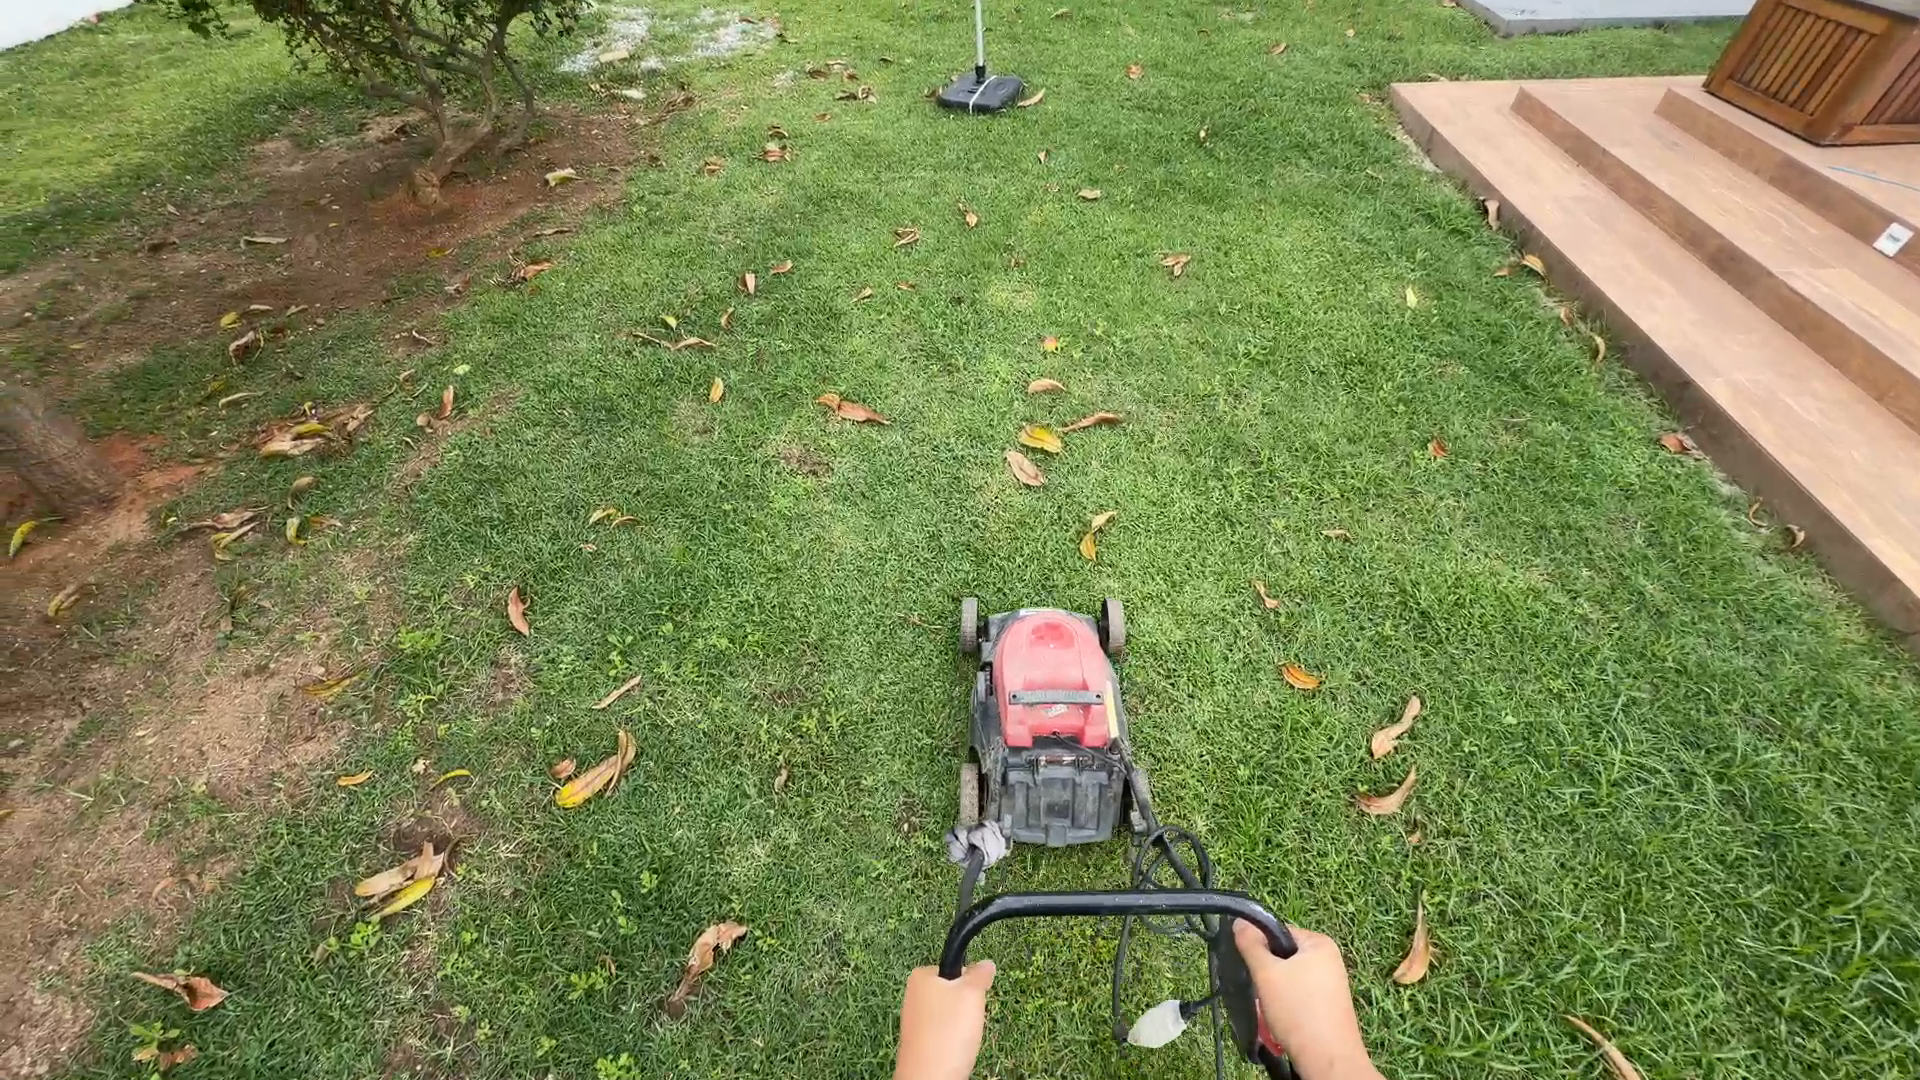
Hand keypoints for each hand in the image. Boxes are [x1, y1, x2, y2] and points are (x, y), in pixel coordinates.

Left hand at [894, 960, 995, 1079]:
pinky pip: (942, 1036)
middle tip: (968, 1021)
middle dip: (966, 1008)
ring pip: (950, 1017)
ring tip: (961, 1040)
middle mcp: (913, 995)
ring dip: (961, 1028)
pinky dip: (951, 1043)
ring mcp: (914, 1022)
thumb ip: (980, 974)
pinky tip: (954, 1053)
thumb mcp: (972, 993)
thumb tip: (986, 964)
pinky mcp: (918, 1044)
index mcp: (921, 976)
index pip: (955, 969)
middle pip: (953, 993)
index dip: (970, 983)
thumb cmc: (947, 1032)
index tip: (974, 998)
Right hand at [1233, 920, 1383, 1079]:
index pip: (1277, 933)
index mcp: (1320, 944)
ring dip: (1274, 993)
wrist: (1328, 1062)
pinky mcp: (1329, 1007)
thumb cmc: (1298, 1011)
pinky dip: (1287, 1006)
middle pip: (1283, 958)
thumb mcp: (1266, 972)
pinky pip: (1299, 996)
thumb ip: (1250, 943)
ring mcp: (1331, 986)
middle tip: (1263, 991)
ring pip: (1288, 980)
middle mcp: (1330, 961)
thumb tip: (1240, 921)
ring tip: (1272, 1010)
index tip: (1255, 968)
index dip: (1260, 948)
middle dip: (1268, 976)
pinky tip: (1282, 1021)